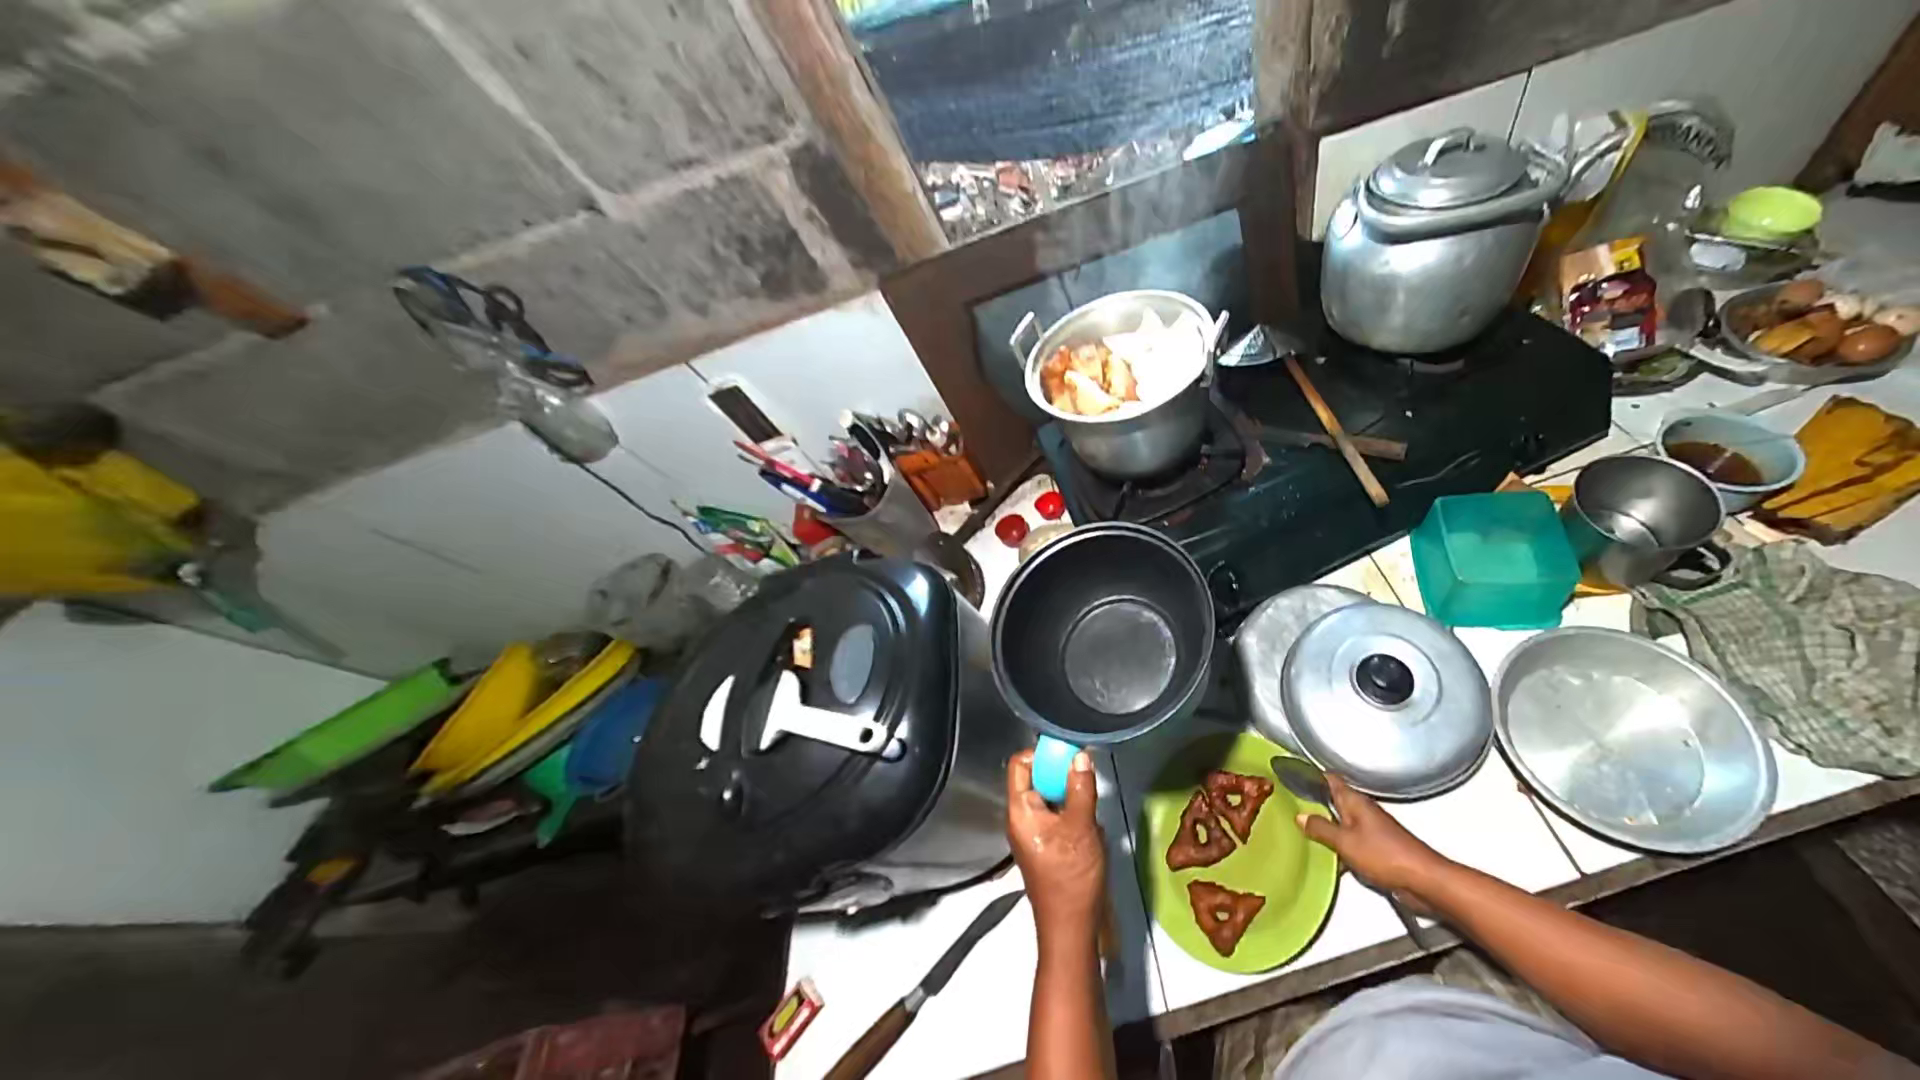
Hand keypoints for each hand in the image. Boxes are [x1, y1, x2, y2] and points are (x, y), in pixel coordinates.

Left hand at [1006, 748, 1106, 938]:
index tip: (1069, 752)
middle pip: (1037, 779)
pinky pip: (1059, 818)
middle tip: (1086, 778)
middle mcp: (1022, 817)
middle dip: (1062, 776)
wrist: (1072, 928)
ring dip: (1073, 798)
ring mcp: (1034, 833)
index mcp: (1019, 810)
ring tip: (1090, 810)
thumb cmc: (1072, 877)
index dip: (1042, 752)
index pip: (1020, 763)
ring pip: (1052, 798)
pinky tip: (1092, 831)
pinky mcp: (1048, 845)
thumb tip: (1080, 755)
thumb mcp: (1081, 828)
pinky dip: (1076, 817)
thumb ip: (1080, 788)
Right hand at [1296, 773, 1448, 899]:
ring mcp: (1371, 830)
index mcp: (1354, 801)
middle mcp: (1362, 811)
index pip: (1329, 779)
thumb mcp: (1345, 842)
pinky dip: (1337, 845)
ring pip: (1340, 822)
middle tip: (1288, 805)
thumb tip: (1299, 815)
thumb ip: (1321, 828)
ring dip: (1324, 826)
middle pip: (1333, 801)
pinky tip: (1324, 855)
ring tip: (1299, 830)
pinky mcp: (1377, 849)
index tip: (1290, 775)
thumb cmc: (1384, 855)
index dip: (1310, 774)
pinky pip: (1350, 841)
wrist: (1425, 881)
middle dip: (1313, 802)